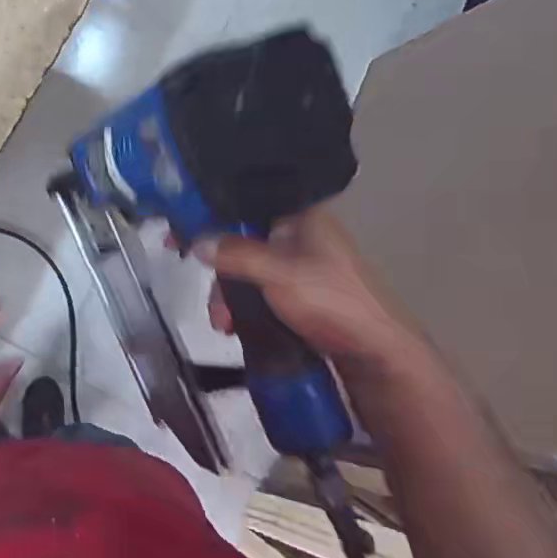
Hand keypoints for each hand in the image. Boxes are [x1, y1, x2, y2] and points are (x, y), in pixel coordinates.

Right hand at [201, 205, 425, 367]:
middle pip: (243, 243)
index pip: (247, 204)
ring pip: (250, 272)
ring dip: (230, 297)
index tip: (179, 237)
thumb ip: (236, 254)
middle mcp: (302, 237)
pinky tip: (236, 329)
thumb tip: (198, 241)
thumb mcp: (278, 273)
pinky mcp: (303, 297)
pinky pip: (262, 293)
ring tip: (224, 324)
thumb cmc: (331, 301)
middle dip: (221, 274)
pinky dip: (246, 308)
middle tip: (213, 303)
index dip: (211, 217)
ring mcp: (303, 269)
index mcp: (302, 217)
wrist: (377, 354)